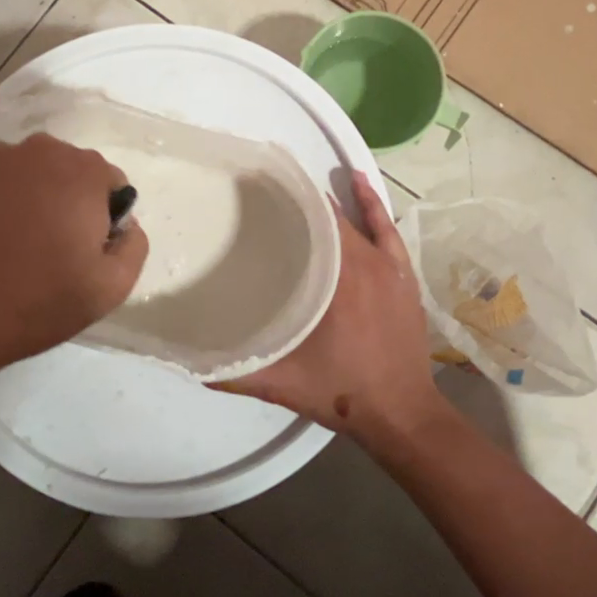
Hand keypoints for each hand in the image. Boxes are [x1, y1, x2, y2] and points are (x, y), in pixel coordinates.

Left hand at [0, 134, 148, 372]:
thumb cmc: (37, 300)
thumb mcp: (110, 289)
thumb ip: (134, 246)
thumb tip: (126, 225)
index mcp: (85, 172)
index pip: (112, 185)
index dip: (104, 220)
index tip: (85, 253)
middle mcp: (44, 150)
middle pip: (73, 171)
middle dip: (72, 202)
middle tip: (53, 250)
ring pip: (35, 172)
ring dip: (36, 196)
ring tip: (18, 243)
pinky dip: (1, 197)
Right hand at [218, 173, 443, 441]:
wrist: (403, 414)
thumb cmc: (344, 394)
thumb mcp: (284, 384)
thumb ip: (237, 373)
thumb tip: (192, 361)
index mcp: (338, 280)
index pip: (313, 223)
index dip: (287, 200)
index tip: (257, 186)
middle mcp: (365, 263)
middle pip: (331, 217)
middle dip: (302, 200)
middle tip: (269, 191)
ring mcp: (390, 266)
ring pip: (358, 219)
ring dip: (332, 201)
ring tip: (304, 183)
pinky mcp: (404, 274)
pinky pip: (387, 228)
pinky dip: (372, 205)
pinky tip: (358, 184)